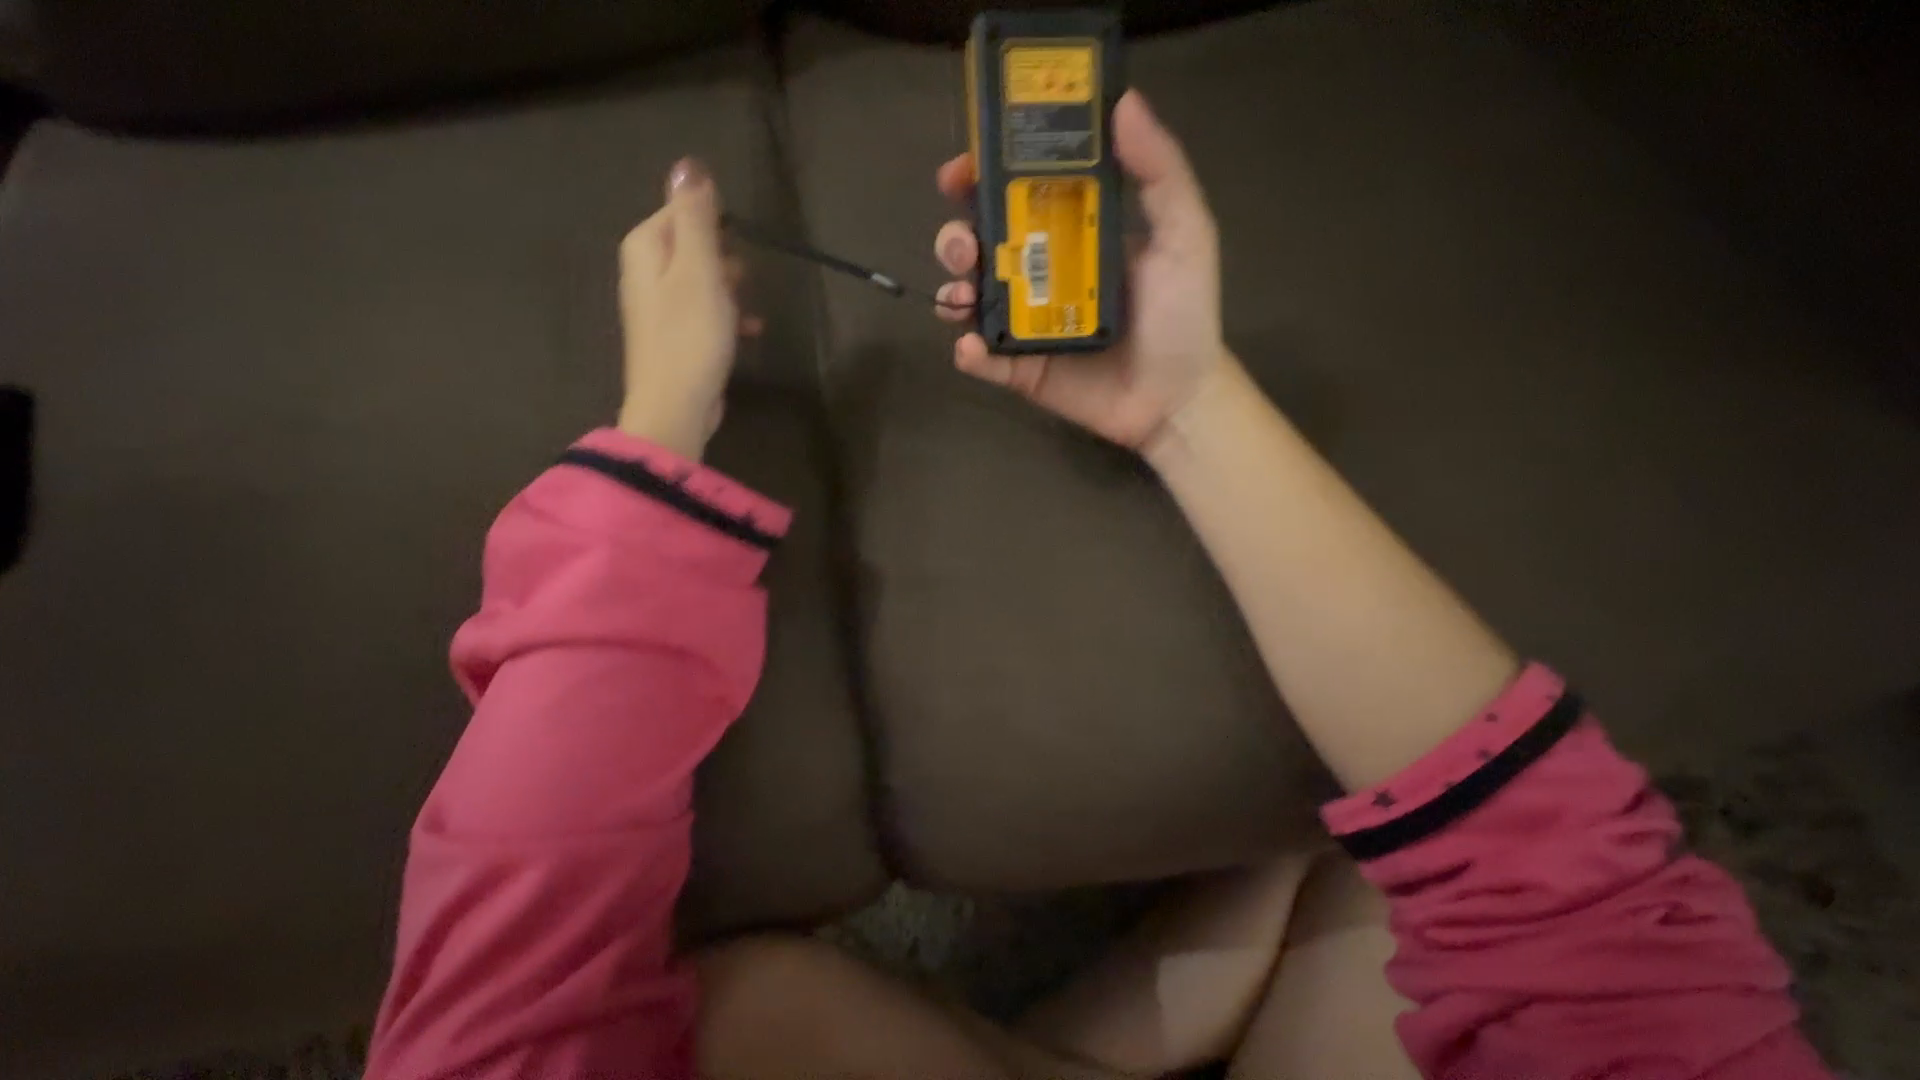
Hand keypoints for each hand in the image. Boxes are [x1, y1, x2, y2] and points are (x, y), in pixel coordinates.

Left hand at [616, 158, 761, 460]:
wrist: (675, 406)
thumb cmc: (691, 335)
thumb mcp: (700, 269)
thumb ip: (695, 217)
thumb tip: (687, 164)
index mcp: (645, 248)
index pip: (681, 210)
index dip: (715, 223)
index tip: (739, 242)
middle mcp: (644, 271)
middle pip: (692, 244)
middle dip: (723, 257)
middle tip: (743, 278)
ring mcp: (657, 306)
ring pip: (702, 279)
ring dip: (730, 288)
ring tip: (747, 308)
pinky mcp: (674, 336)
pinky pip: (704, 311)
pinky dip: (726, 316)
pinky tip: (749, 330)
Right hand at [933, 90, 1236, 457]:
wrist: (1179, 397)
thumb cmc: (1183, 314)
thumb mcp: (1184, 234)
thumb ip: (1159, 171)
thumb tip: (1125, 102)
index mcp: (1071, 232)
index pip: (1014, 194)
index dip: (981, 177)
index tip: (963, 170)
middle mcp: (1040, 272)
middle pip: (979, 243)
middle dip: (956, 235)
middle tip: (964, 242)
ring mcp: (1025, 322)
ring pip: (968, 296)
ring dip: (953, 287)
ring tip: (963, 293)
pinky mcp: (1019, 369)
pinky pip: (982, 358)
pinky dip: (969, 352)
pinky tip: (975, 346)